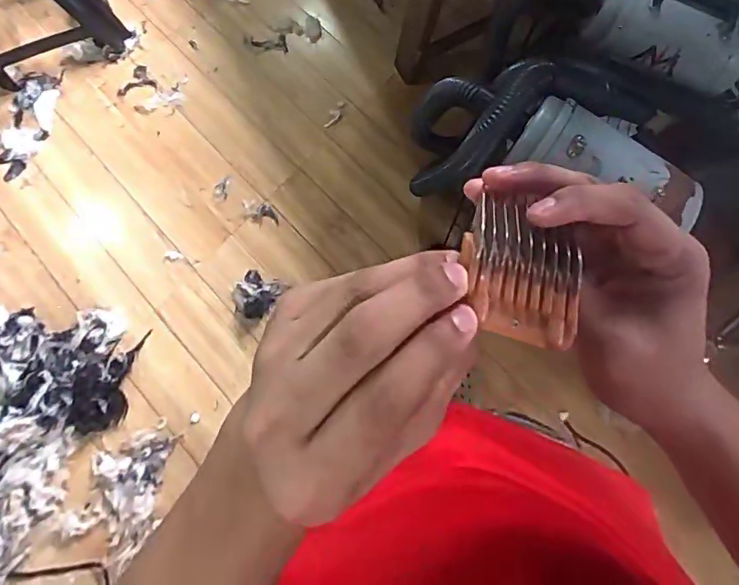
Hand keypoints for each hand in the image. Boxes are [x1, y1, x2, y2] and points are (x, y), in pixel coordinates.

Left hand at [232, 250, 478, 526]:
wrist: (267, 454)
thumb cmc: (345, 462)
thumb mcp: (396, 450)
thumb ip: (432, 393)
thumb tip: (468, 324)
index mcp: (317, 475)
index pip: (380, 402)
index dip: (429, 352)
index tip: (470, 316)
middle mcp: (281, 415)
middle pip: (356, 339)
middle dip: (416, 300)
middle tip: (461, 277)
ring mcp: (272, 358)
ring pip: (346, 300)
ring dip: (404, 275)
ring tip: (446, 264)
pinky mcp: (277, 319)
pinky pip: (336, 284)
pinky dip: (383, 272)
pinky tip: (417, 268)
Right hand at [465, 163, 712, 433]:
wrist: (668, 406)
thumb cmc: (651, 381)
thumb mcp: (613, 341)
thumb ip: (574, 290)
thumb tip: (523, 255)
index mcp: (672, 250)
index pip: (626, 207)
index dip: (579, 202)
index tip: (534, 215)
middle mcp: (650, 232)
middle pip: (596, 191)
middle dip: (543, 182)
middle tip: (492, 180)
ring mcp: (622, 239)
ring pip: (575, 198)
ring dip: (530, 190)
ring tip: (485, 185)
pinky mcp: (600, 249)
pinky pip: (564, 223)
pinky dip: (531, 215)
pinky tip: (498, 207)